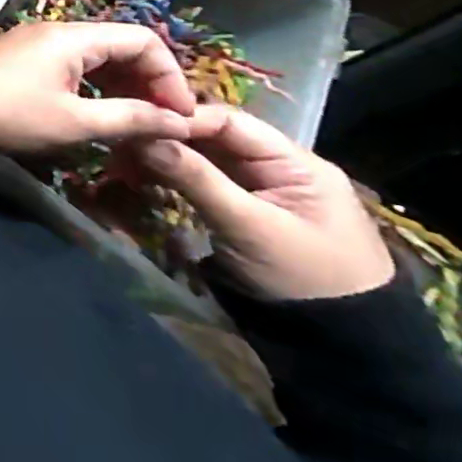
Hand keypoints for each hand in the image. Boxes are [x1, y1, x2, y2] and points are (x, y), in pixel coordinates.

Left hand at [0, 22, 197, 153]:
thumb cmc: (6, 116)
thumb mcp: (74, 123)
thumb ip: (130, 119)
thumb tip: (181, 123)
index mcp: (71, 37)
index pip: (142, 40)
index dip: (170, 75)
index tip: (180, 115)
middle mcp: (55, 30)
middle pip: (119, 45)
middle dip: (148, 81)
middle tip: (164, 121)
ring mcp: (35, 42)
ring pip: (95, 57)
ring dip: (122, 85)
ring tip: (138, 122)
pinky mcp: (21, 58)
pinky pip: (71, 65)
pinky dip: (94, 86)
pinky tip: (101, 114)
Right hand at [121, 107, 394, 300]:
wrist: (341, 343)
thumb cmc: (305, 277)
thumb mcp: (249, 227)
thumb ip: (196, 179)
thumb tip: (141, 137)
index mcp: (296, 162)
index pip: (230, 121)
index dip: (183, 118)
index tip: (137, 123)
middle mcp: (278, 165)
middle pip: (214, 136)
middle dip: (167, 136)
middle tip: (119, 141)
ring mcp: (260, 186)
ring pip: (203, 156)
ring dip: (164, 155)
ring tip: (122, 158)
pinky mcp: (242, 205)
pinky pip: (202, 177)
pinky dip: (172, 174)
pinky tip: (140, 174)